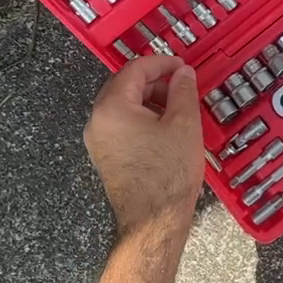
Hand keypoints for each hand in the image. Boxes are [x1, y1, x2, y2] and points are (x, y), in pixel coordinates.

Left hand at [83, 56, 202, 237]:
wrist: (154, 220)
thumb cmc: (167, 176)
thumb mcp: (184, 124)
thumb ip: (183, 91)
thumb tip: (183, 74)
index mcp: (113, 108)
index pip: (135, 70)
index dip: (162, 63)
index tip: (181, 66)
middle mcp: (98, 122)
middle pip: (124, 85)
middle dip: (154, 80)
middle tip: (180, 83)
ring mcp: (99, 140)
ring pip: (123, 105)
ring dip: (149, 99)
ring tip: (177, 107)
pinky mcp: (106, 156)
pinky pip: (121, 124)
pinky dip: (141, 117)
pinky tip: (165, 127)